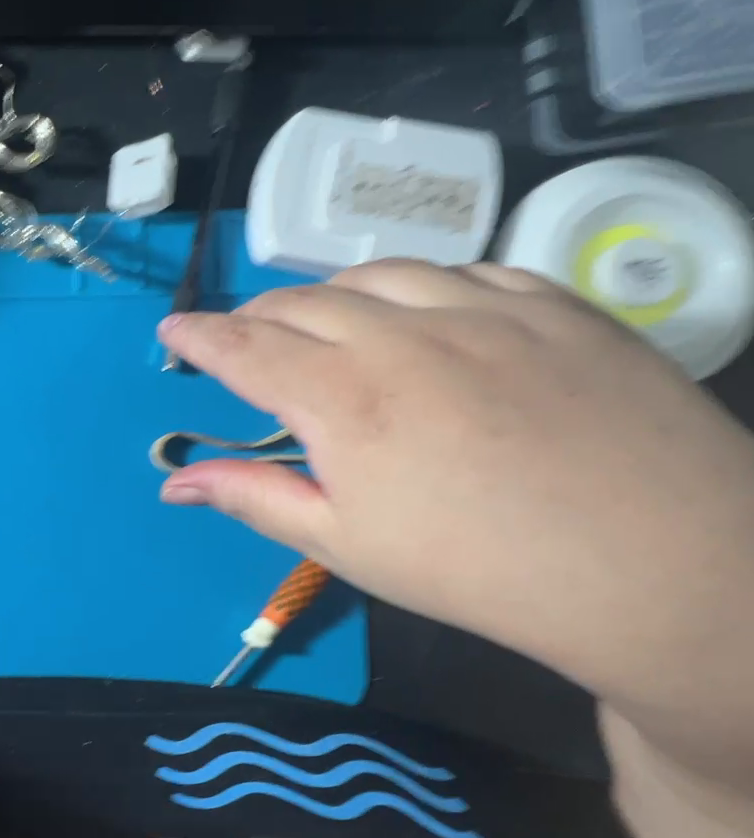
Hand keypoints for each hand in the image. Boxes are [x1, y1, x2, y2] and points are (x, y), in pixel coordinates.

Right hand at [156, 260, 753, 759]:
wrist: (665, 567)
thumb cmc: (477, 567)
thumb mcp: (344, 543)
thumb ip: (252, 498)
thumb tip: (175, 482)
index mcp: (341, 398)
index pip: (242, 347)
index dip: (197, 337)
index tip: (171, 333)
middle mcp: (401, 336)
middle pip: (298, 303)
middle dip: (252, 318)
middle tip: (241, 343)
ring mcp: (486, 312)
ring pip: (377, 272)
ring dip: (329, 294)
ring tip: (324, 322)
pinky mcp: (556, 308)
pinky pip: (465, 270)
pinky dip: (418, 286)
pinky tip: (422, 316)